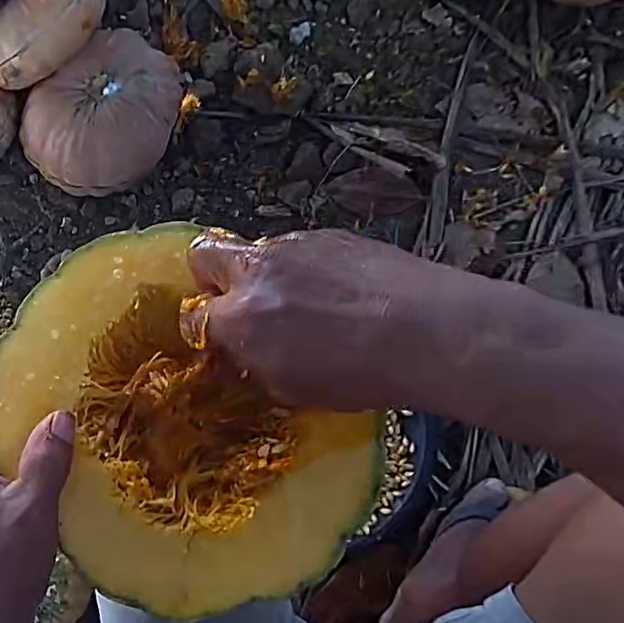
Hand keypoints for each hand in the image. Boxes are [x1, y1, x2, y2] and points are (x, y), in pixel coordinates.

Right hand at [181, 229, 447, 410]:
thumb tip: (244, 354)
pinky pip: (297, 249)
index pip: (194, 317)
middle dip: (211, 279)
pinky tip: (337, 292)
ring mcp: (293, 246)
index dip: (205, 332)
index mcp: (240, 318)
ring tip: (304, 303)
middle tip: (238, 304)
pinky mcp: (329, 234)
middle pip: (205, 255)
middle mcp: (257, 272)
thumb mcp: (292, 388)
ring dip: (264, 275)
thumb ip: (254, 365)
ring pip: (256, 251)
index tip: (222, 343)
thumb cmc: (357, 375)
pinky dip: (303, 269)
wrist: (428, 331)